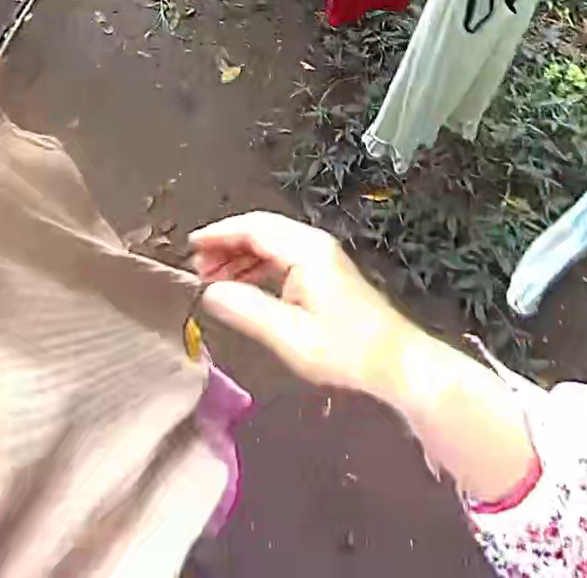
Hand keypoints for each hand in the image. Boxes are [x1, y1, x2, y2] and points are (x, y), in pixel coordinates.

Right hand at [190, 211, 422, 398]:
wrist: (394, 359)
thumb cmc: (346, 349)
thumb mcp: (290, 336)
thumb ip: (247, 310)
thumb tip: (210, 293)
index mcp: (306, 250)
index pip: (254, 228)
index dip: (220, 234)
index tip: (192, 245)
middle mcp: (313, 244)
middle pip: (261, 230)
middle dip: (227, 244)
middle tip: (197, 266)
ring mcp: (320, 256)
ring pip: (271, 242)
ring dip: (240, 256)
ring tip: (211, 278)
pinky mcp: (323, 271)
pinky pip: (281, 257)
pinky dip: (257, 266)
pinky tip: (241, 285)